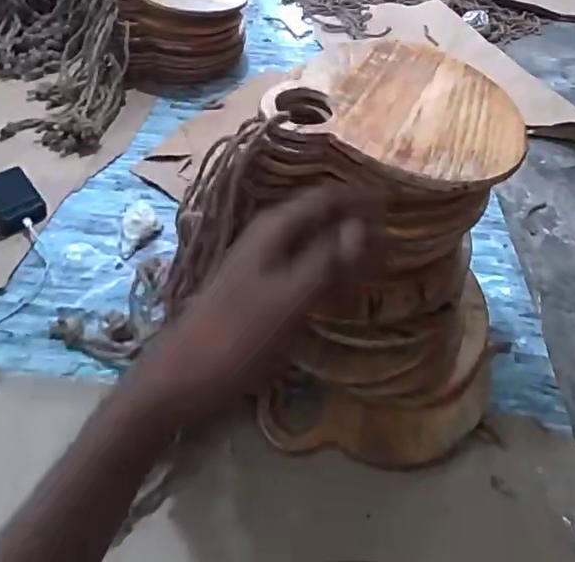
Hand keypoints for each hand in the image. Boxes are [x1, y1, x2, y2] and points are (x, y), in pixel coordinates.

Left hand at [128, 184, 371, 429]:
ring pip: (315, 238)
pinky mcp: (261, 284)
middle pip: (322, 213)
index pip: (328, 196)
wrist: (177, 380)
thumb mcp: (288, 300)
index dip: (362, 196)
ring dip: (345, 243)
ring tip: (380, 256)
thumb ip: (326, 261)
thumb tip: (363, 225)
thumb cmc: (235, 338)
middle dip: (357, 218)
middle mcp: (270, 233)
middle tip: (395, 234)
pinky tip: (345, 284)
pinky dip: (329, 266)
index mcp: (276, 227)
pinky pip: (305, 262)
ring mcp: (263, 258)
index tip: (397, 204)